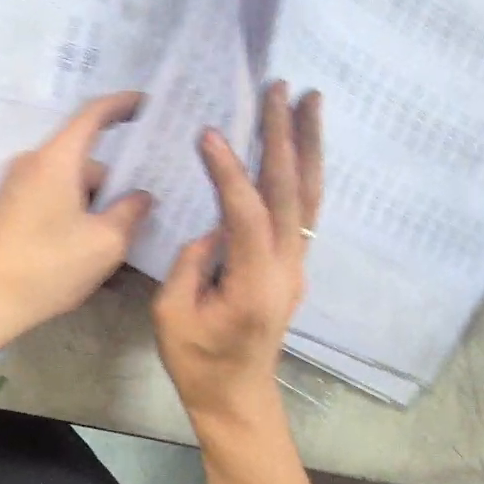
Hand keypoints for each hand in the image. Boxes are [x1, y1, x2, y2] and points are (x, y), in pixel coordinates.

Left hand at [0, 92, 154, 349]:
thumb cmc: (48, 268)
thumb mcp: (105, 243)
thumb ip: (131, 212)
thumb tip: (141, 196)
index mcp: (56, 158)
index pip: (94, 114)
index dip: (123, 105)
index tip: (147, 105)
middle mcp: (31, 164)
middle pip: (84, 161)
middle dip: (114, 183)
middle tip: (143, 208)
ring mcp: (14, 190)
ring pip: (67, 186)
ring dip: (93, 208)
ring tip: (117, 242)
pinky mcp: (6, 214)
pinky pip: (49, 204)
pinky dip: (72, 218)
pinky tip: (86, 251)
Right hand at [153, 82, 323, 423]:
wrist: (235, 396)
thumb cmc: (198, 362)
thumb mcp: (172, 317)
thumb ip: (190, 266)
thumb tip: (211, 231)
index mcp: (255, 282)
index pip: (248, 213)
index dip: (230, 172)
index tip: (210, 135)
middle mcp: (286, 268)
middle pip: (293, 192)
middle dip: (285, 137)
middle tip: (281, 88)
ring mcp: (295, 267)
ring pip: (310, 197)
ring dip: (309, 146)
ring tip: (309, 101)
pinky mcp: (292, 268)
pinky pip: (305, 213)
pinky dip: (304, 174)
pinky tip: (299, 151)